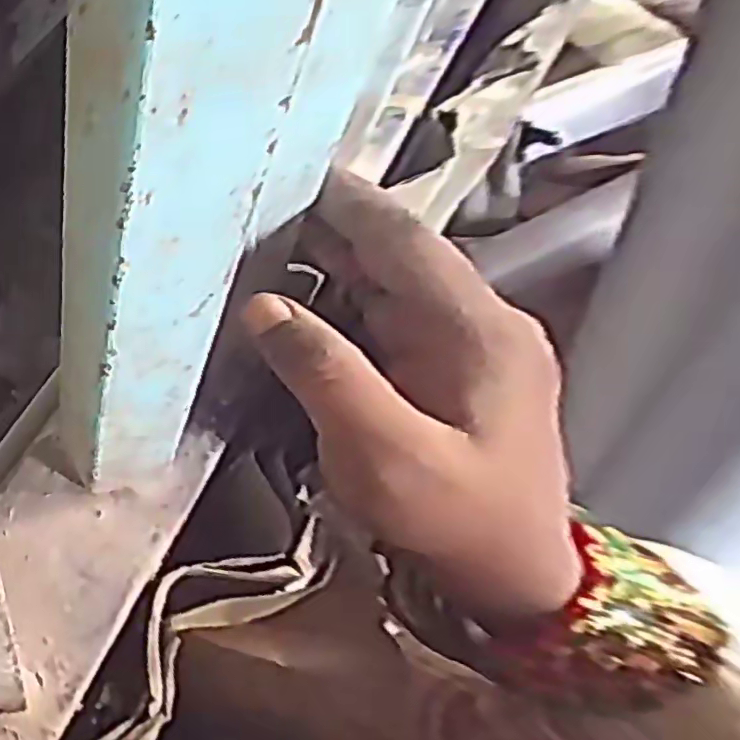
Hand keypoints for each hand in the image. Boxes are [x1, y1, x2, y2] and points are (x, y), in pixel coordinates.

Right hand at [241, 170, 581, 625]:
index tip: (283, 169)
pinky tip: (272, 289)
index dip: (343, 201)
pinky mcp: (422, 359)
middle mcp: (466, 320)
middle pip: (382, 251)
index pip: (402, 240)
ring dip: (309, 255)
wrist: (501, 570)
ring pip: (370, 276)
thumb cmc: (449, 513)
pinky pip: (363, 307)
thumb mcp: (382, 450)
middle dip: (313, 223)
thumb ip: (326, 373)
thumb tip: (261, 306)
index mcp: (472, 329)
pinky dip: (316, 291)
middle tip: (237, 203)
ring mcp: (445, 339)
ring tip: (240, 238)